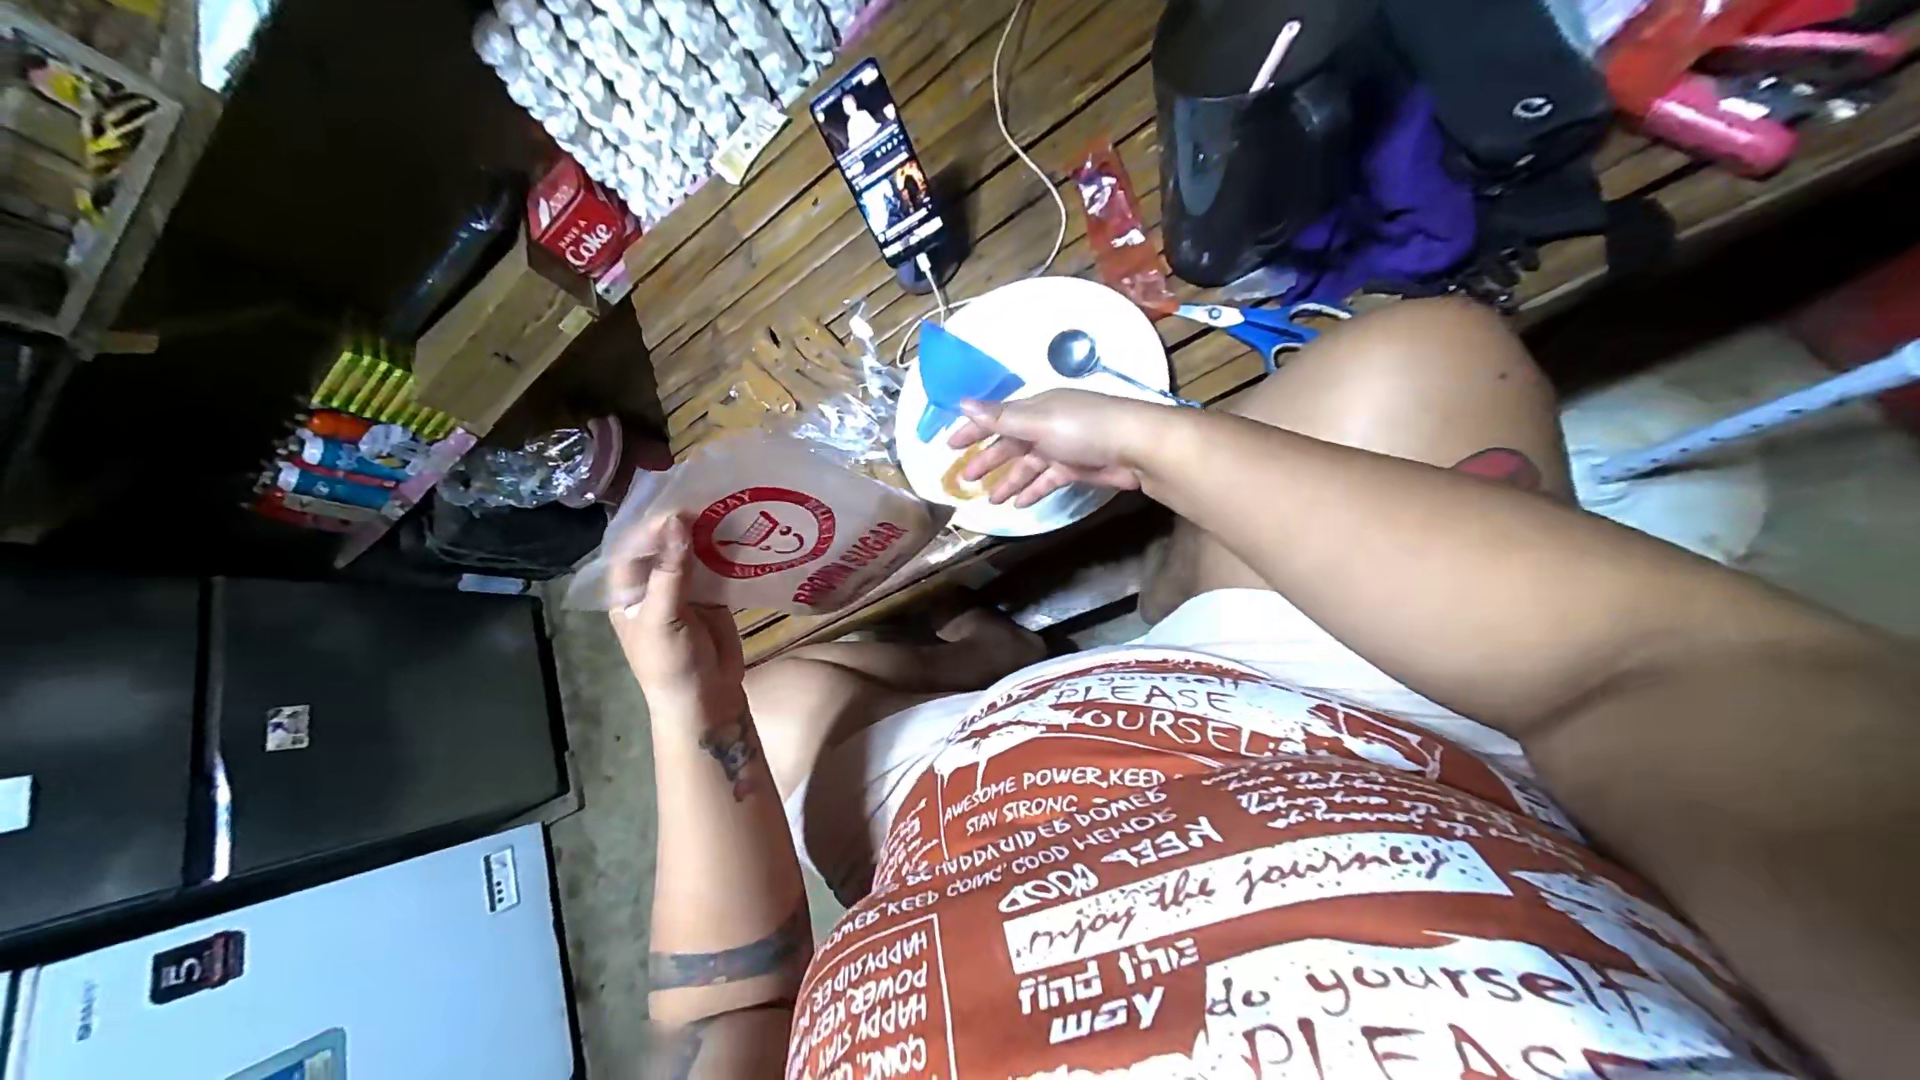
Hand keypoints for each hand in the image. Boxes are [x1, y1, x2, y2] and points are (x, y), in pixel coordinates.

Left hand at [609, 514, 746, 720]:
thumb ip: (671, 570)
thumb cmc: (670, 664)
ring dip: (707, 534)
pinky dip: (727, 551)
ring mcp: (685, 589)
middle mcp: (654, 585)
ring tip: (727, 509)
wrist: (706, 698)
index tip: (677, 507)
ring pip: (692, 552)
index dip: (650, 526)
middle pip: (664, 545)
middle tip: (707, 498)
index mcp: (628, 591)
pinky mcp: (713, 596)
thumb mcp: (663, 617)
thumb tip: (677, 520)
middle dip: (682, 524)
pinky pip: (718, 566)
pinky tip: (741, 533)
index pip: (633, 548)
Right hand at [947, 389, 1174, 507]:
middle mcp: (1046, 426)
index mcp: (1036, 409)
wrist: (1135, 446)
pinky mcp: (1076, 469)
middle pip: (1010, 445)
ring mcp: (1062, 448)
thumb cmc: (1083, 428)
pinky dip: (1033, 490)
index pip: (997, 418)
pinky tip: (1019, 504)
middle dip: (988, 461)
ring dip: (1008, 481)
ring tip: (991, 499)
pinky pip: (1047, 480)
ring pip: (1028, 466)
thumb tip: (962, 403)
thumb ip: (1001, 418)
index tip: (950, 445)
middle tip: (964, 480)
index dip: (973, 431)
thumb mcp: (1038, 421)